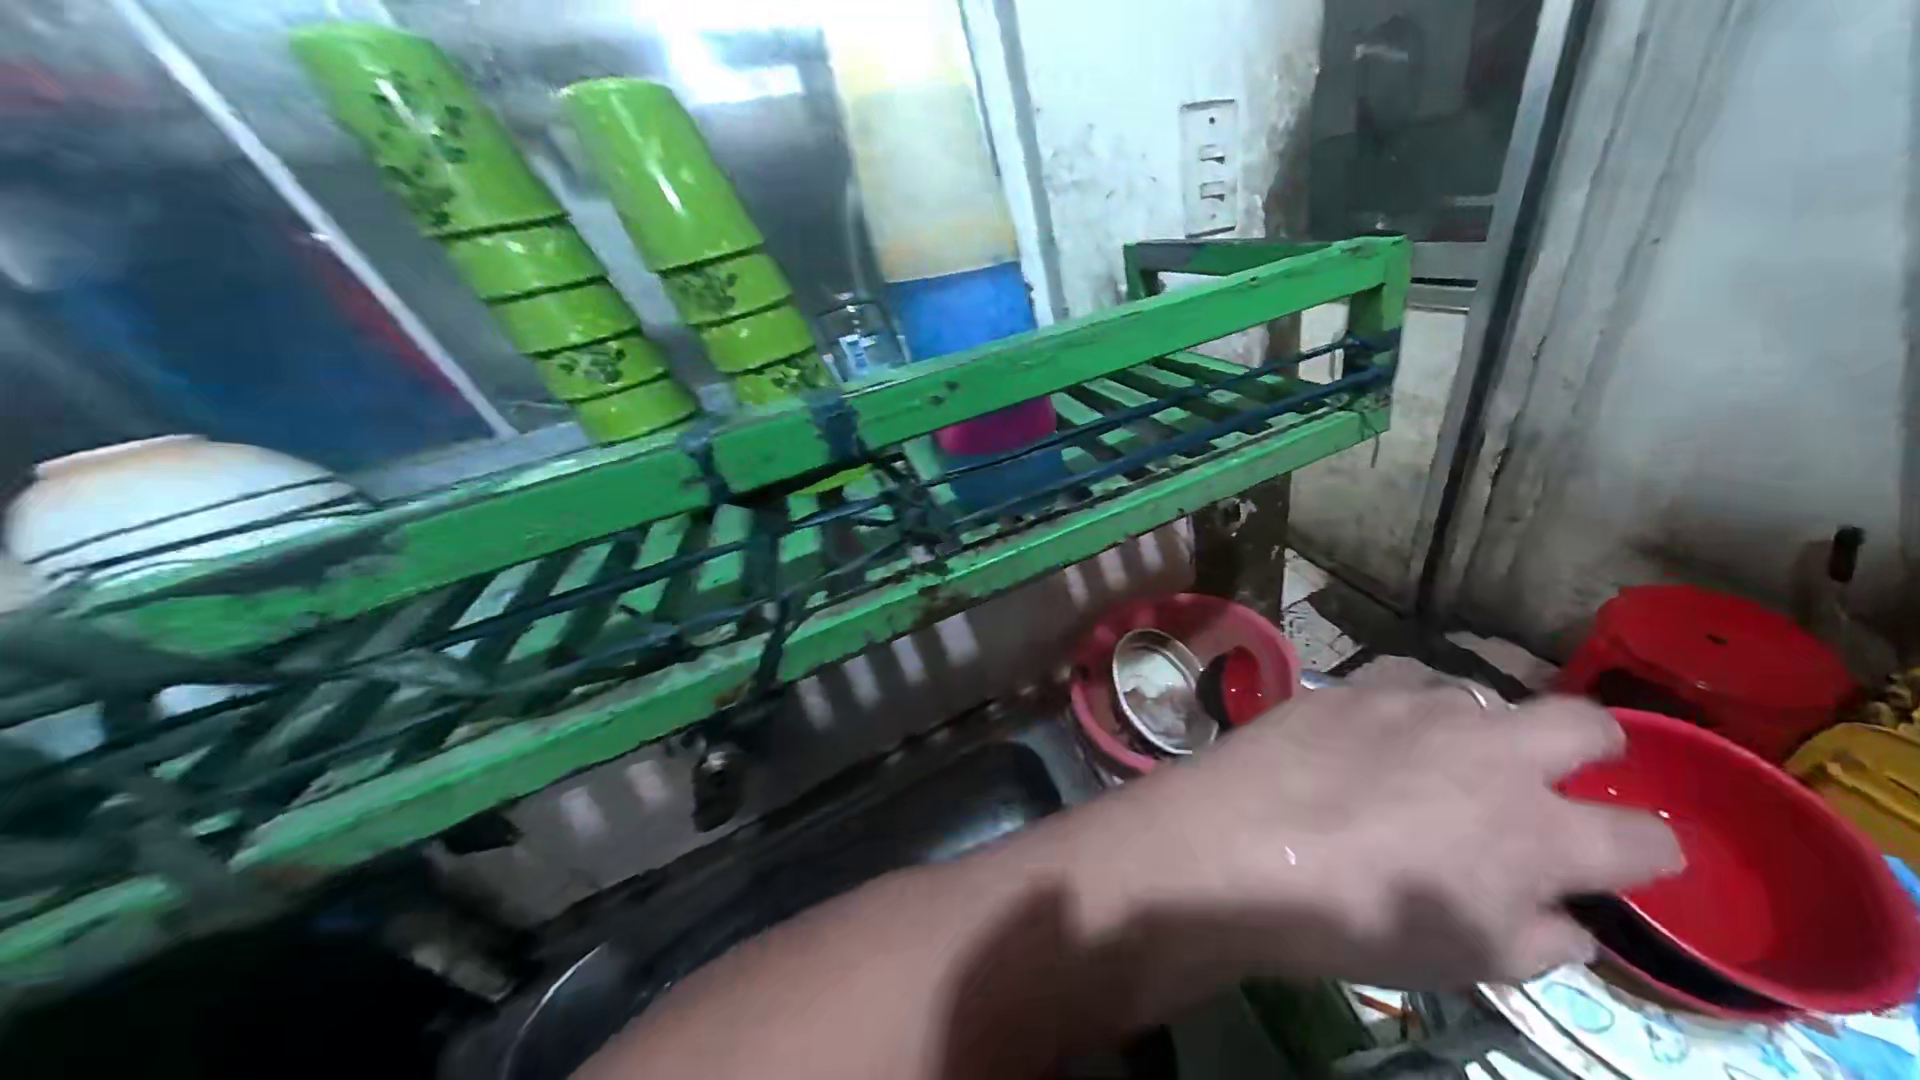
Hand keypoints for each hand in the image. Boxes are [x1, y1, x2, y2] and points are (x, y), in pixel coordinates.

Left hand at [1061, 687, 1682, 989]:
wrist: (1238, 845)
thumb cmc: (1355, 919)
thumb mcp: (1466, 959)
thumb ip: (1540, 938)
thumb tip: (1565, 915)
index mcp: (1540, 831)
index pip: (1647, 837)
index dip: (1646, 852)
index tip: (1623, 859)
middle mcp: (1491, 750)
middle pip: (1587, 721)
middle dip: (1595, 747)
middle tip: (1558, 771)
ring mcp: (1415, 706)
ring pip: (1482, 691)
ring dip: (1480, 723)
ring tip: (1440, 750)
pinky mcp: (1349, 685)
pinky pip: (1402, 677)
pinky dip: (1407, 701)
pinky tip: (1377, 724)